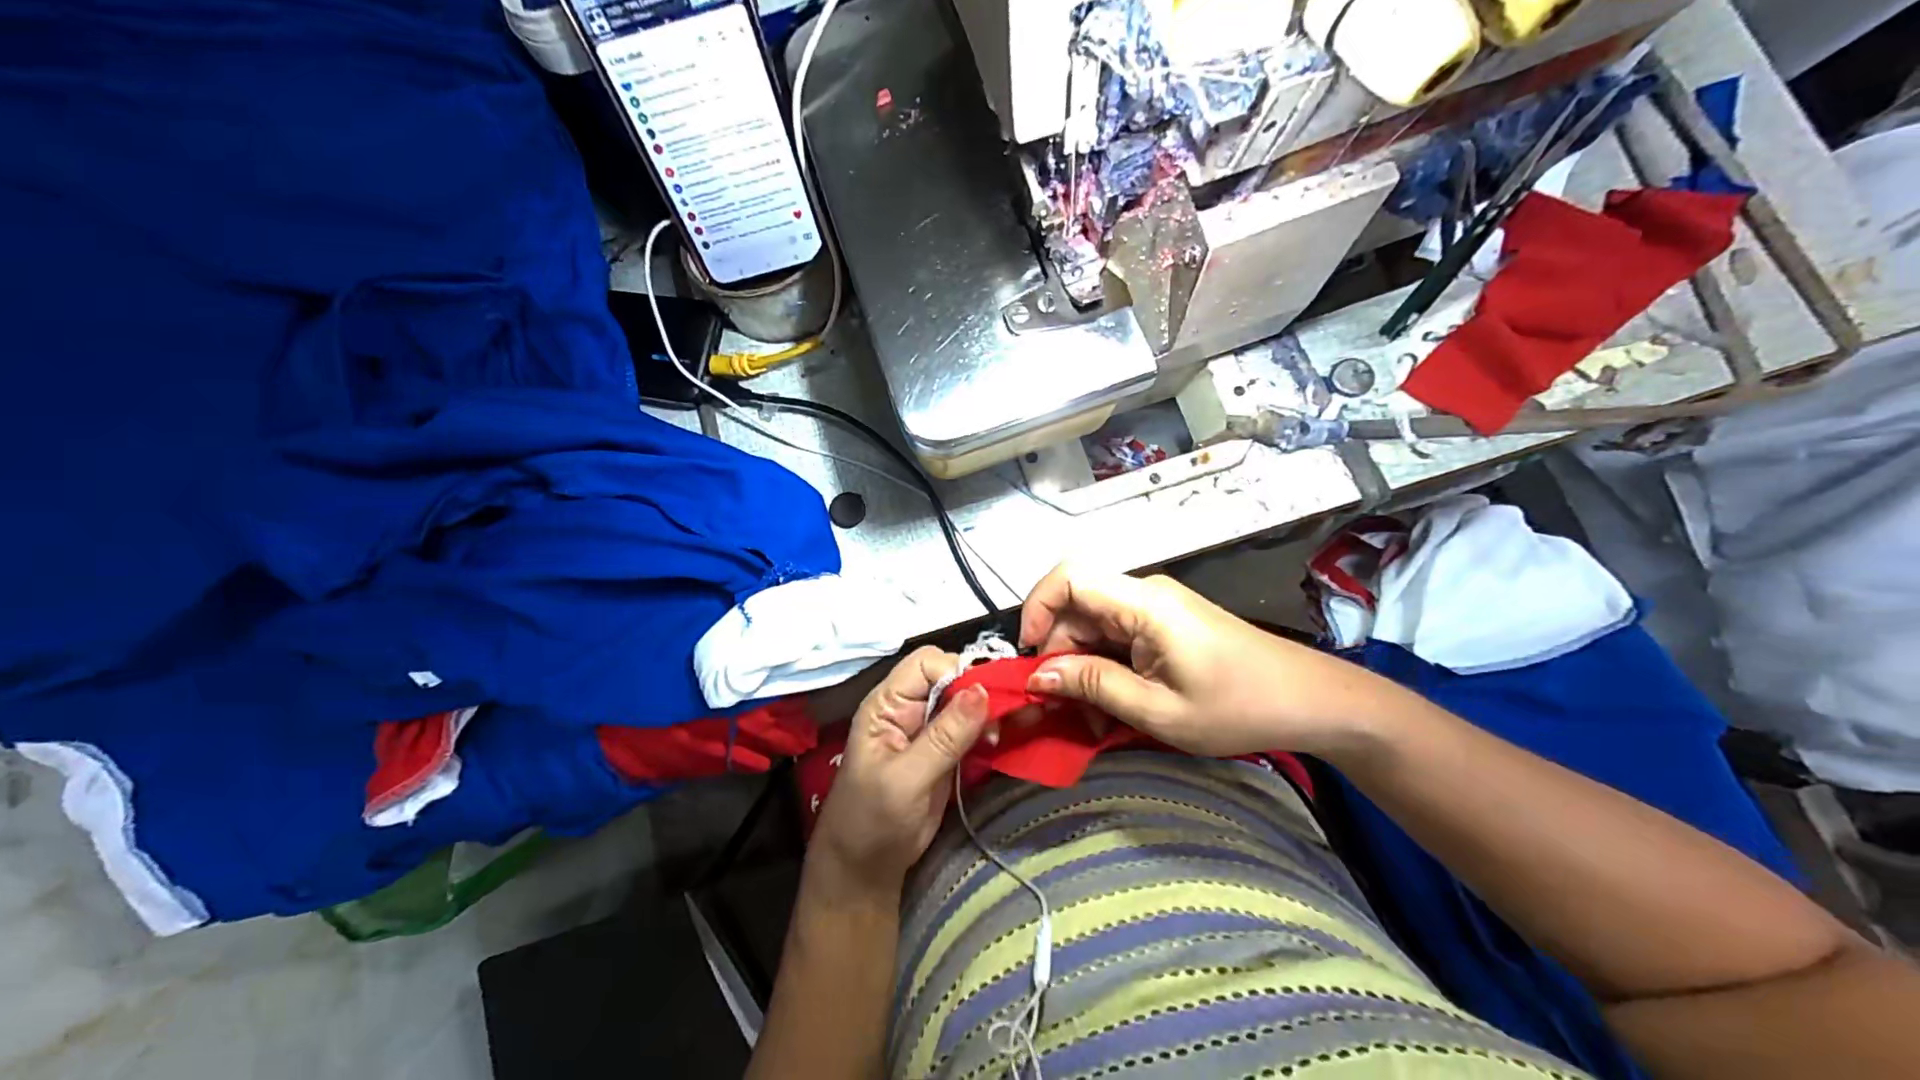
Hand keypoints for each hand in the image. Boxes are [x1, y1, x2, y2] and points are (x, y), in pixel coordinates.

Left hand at [810, 647, 993, 894]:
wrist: (865, 869)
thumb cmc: (871, 821)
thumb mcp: (905, 779)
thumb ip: (943, 736)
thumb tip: (982, 690)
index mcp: (888, 704)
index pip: (927, 664)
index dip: (958, 671)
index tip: (989, 696)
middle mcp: (909, 708)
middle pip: (952, 678)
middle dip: (984, 690)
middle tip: (1011, 714)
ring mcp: (929, 730)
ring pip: (968, 702)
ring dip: (993, 711)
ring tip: (1016, 726)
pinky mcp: (947, 752)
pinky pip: (974, 729)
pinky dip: (993, 731)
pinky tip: (1007, 740)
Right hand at [1019, 563, 1380, 757]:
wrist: (1311, 702)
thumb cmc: (1239, 707)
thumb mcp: (1158, 709)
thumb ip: (1093, 686)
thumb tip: (1037, 676)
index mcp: (1144, 603)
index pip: (1068, 578)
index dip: (1036, 609)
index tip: (1027, 656)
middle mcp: (1145, 595)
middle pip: (1077, 608)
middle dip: (1058, 655)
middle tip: (1061, 709)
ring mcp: (1156, 609)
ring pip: (1094, 626)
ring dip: (1082, 669)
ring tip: (1090, 719)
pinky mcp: (1165, 625)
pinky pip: (1117, 638)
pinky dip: (1105, 670)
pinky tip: (1112, 707)